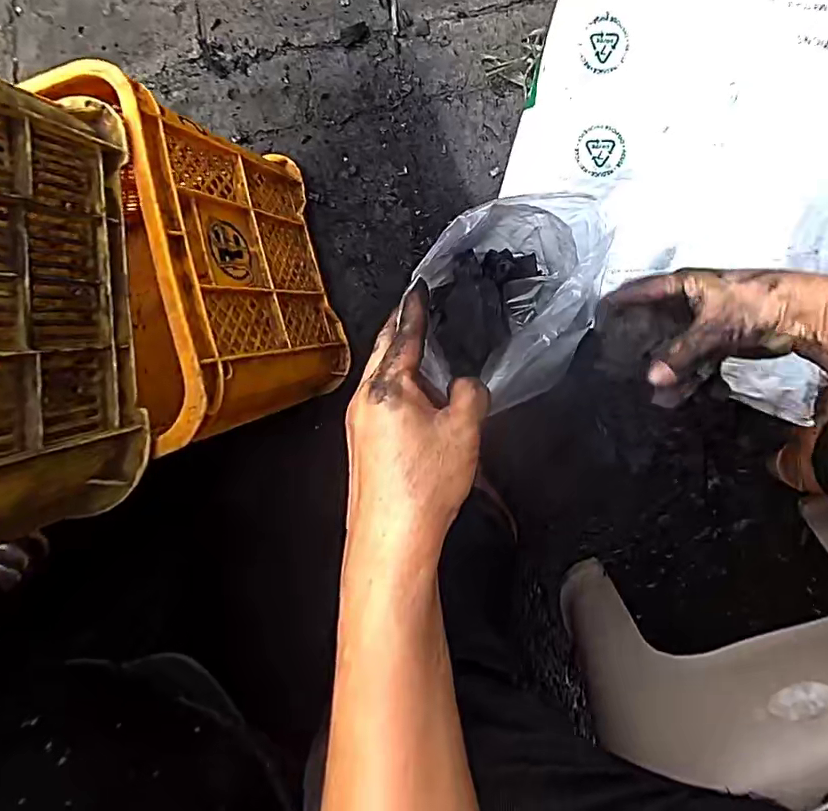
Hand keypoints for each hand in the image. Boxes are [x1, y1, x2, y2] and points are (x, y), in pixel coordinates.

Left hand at [345, 284, 490, 555]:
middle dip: (401, 330)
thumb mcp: (464, 429)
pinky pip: (382, 403)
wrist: (392, 538)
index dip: (415, 309)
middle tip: (416, 314)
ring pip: (383, 379)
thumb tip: (465, 385)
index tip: (417, 290)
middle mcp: (365, 401)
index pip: (404, 335)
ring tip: (429, 364)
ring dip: (403, 364)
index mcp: (387, 388)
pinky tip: (421, 406)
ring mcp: (358, 424)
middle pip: (385, 352)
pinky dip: (401, 391)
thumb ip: (469, 393)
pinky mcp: (362, 444)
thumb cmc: (422, 487)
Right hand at [602, 270, 827, 405]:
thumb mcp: (713, 326)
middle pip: (656, 324)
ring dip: (668, 370)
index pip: (640, 291)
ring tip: (655, 396)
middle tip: (619, 368)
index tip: (597, 319)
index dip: (619, 303)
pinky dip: (690, 377)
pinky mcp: (720, 341)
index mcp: (682, 286)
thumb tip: (652, 378)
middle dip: (641, 347)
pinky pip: (697, 360)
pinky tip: (681, 396)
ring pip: (677, 347)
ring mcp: (704, 322)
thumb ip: (681, 352)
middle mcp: (689, 302)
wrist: (799, 313)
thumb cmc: (753, 303)